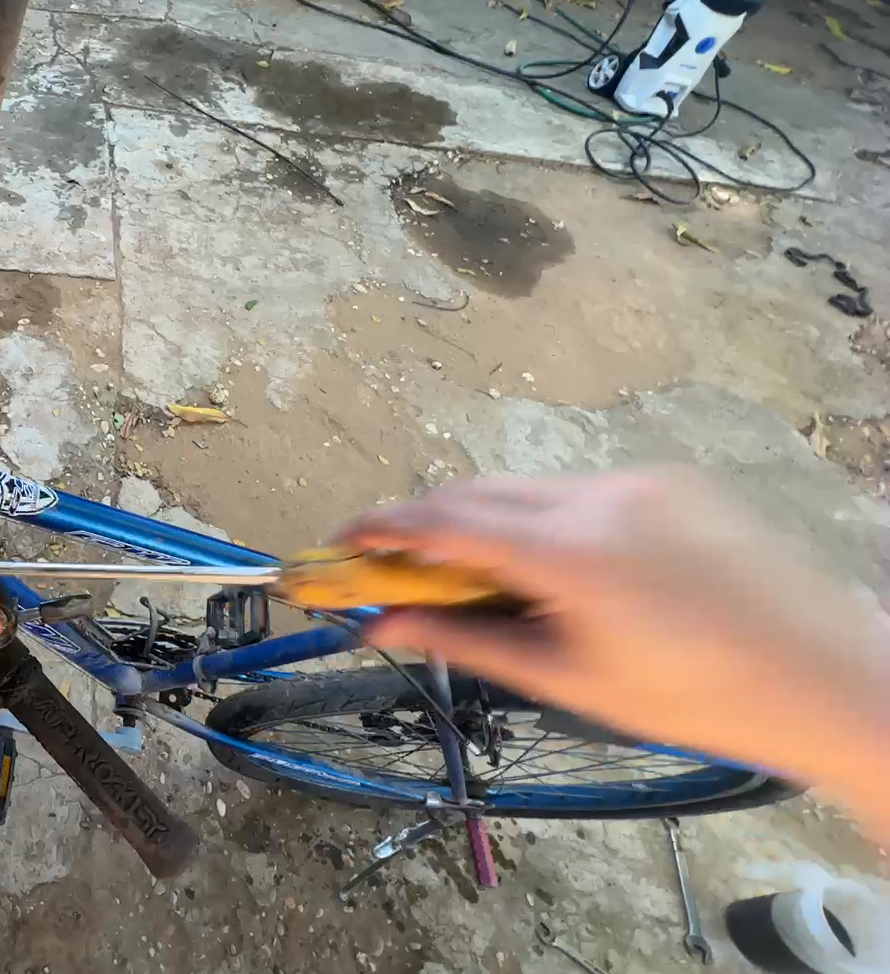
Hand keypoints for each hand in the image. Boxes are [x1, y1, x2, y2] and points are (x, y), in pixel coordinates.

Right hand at [340, 469, 889, 788]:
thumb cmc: (696, 698)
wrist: (847, 684)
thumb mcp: (563, 677)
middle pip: (468, 493)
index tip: (339, 542)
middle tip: (397, 567)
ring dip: (471, 520)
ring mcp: (634, 481)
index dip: (377, 527)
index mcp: (572, 554)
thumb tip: (372, 628)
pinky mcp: (660, 479)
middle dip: (420, 526)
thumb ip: (456, 640)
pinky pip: (558, 488)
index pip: (441, 520)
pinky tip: (538, 557)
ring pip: (511, 487)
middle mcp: (597, 497)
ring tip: (470, 569)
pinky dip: (522, 515)